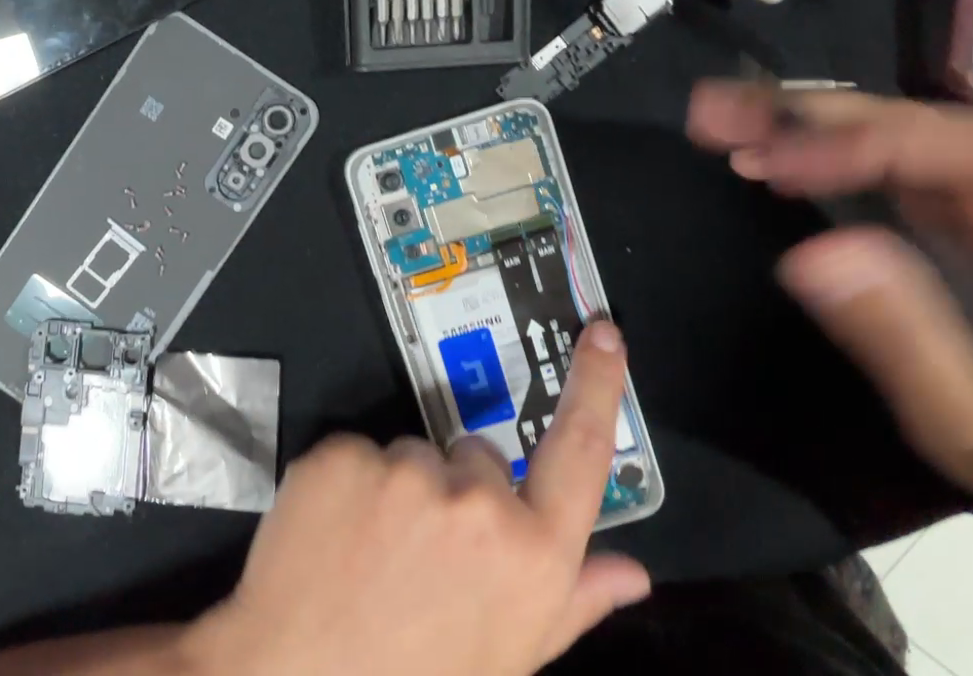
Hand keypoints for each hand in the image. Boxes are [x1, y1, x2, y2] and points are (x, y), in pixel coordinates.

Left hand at [183, 323, 649, 675]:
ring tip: (378, 548)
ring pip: (414, 452)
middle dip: (460, 487)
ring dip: (402, 486)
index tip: (602, 331)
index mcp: (533, 553)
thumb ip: (574, 602)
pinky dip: (350, 481)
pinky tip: (338, 531)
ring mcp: (404, 471)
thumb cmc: (419, 674)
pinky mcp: (342, 454)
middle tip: (427, 548)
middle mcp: (477, 501)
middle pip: (478, 453)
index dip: (597, 386)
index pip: (580, 451)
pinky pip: (360, 450)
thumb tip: (634, 570)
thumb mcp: (511, 655)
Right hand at [687, 81, 972, 519]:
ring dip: (802, 124)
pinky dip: (812, 152)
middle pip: (928, 129)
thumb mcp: (972, 417)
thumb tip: (810, 255)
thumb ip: (904, 338)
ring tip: (716, 121)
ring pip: (894, 137)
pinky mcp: (943, 220)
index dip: (878, 143)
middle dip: (818, 117)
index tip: (777, 163)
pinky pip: (877, 167)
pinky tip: (758, 155)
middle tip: (718, 115)